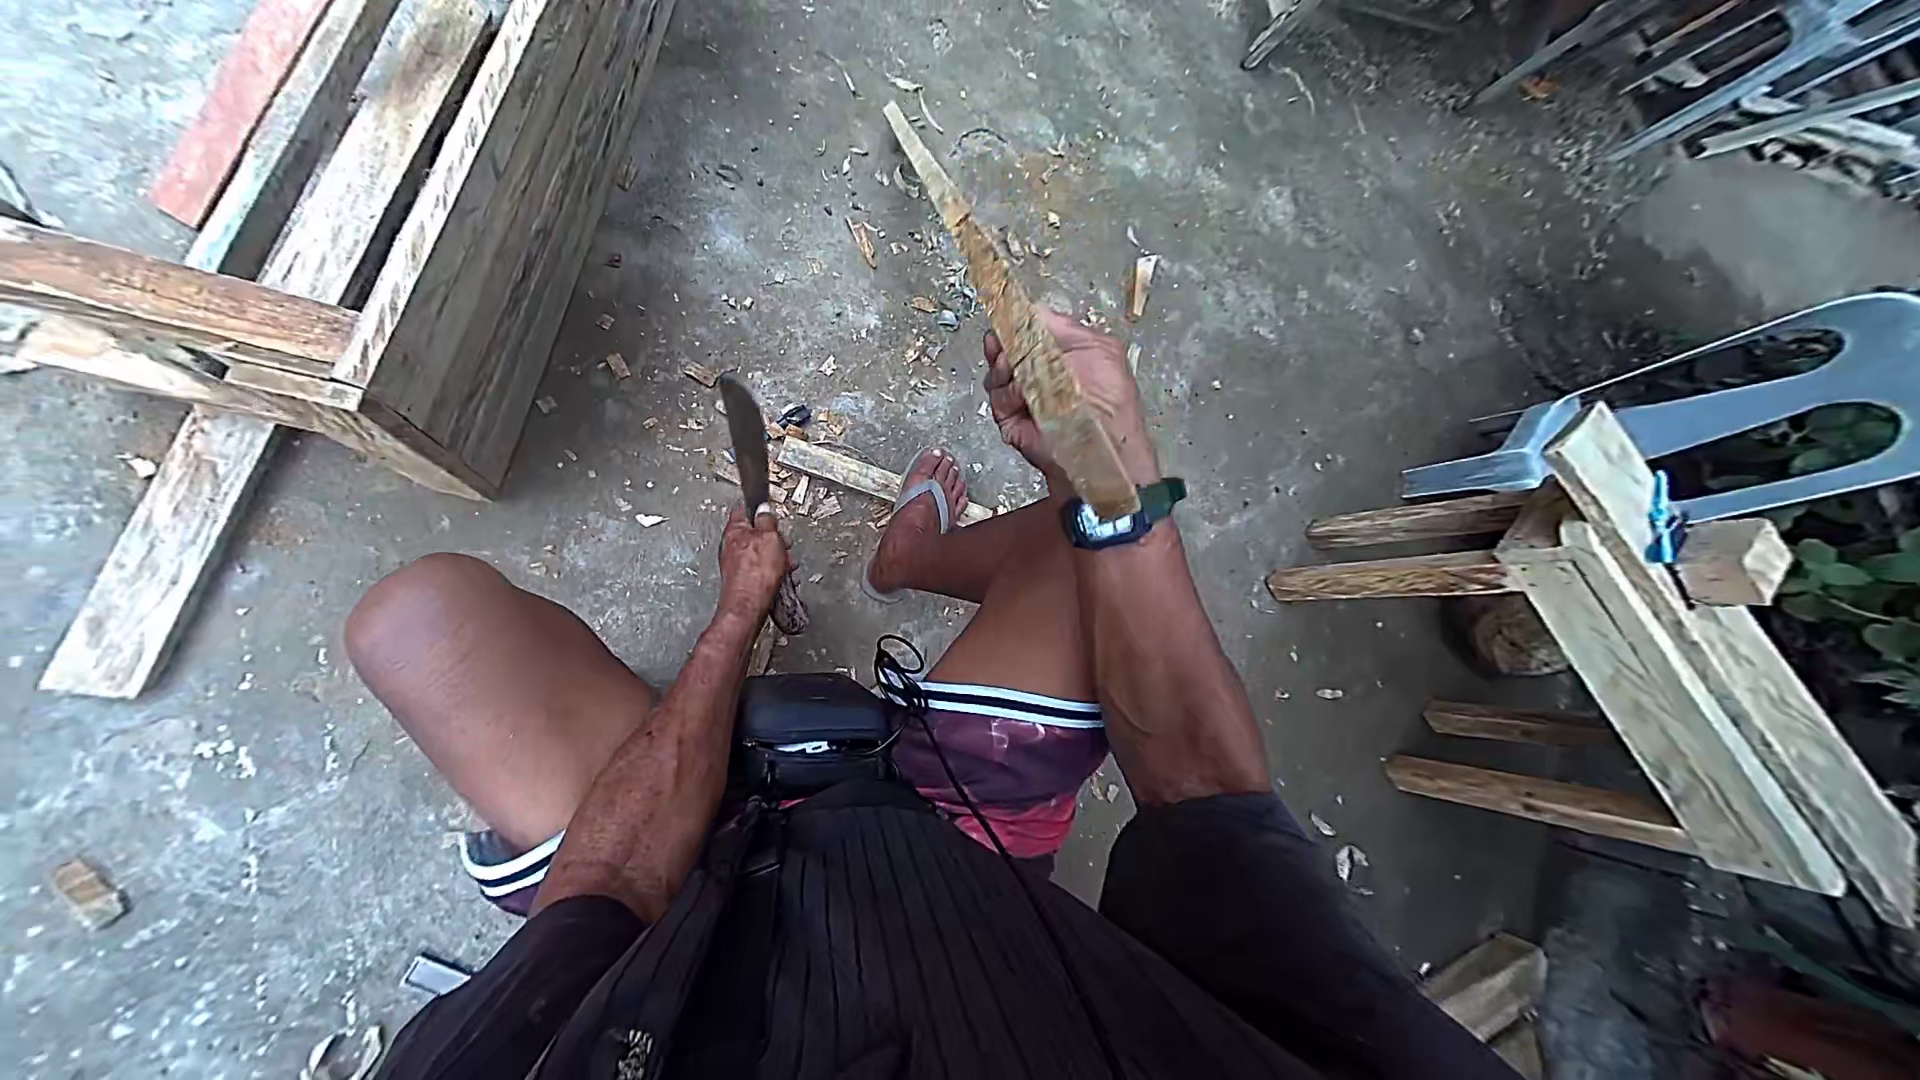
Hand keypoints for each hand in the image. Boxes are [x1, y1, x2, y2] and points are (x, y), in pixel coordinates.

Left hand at [718, 504, 793, 617]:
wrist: (750, 604)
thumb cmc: (756, 573)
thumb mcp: (770, 537)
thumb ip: (767, 520)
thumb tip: (764, 509)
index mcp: (734, 530)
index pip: (744, 509)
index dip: (759, 508)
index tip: (768, 509)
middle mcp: (732, 546)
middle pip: (757, 533)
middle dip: (774, 538)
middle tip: (783, 544)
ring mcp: (737, 563)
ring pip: (763, 552)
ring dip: (778, 556)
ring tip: (785, 564)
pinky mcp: (744, 578)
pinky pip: (762, 568)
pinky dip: (774, 571)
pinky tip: (780, 577)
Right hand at [982, 309, 1158, 485]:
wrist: (1102, 445)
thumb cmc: (1110, 401)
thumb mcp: (1097, 348)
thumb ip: (1062, 327)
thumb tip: (1032, 310)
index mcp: (1056, 354)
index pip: (1025, 331)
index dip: (1013, 322)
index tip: (1005, 314)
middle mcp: (1036, 374)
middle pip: (1004, 348)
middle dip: (1003, 342)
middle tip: (1005, 341)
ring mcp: (1021, 397)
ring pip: (996, 372)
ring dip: (1004, 367)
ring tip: (1017, 369)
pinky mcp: (1010, 419)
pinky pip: (997, 398)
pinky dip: (1007, 393)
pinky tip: (1021, 394)